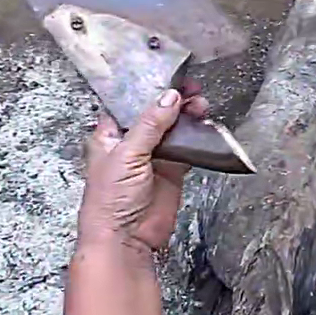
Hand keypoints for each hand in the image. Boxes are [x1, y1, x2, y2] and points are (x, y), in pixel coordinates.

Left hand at [78, 84, 210, 254]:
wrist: (125, 238)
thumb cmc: (110, 199)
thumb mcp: (127, 154)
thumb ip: (150, 124)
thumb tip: (170, 97)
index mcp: (110, 135)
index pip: (129, 103)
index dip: (147, 88)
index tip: (168, 75)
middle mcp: (132, 143)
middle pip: (156, 113)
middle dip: (173, 100)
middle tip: (191, 89)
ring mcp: (153, 157)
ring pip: (174, 129)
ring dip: (187, 116)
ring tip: (201, 105)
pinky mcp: (172, 171)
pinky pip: (187, 149)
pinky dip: (197, 138)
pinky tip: (205, 125)